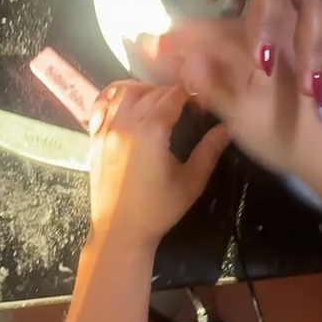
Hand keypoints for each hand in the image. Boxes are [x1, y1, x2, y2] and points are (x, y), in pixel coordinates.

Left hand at [86, 83, 230, 246]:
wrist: (119, 231)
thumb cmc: (158, 210)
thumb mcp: (191, 182)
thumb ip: (209, 150)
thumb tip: (227, 127)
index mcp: (150, 132)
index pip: (172, 96)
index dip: (189, 95)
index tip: (200, 105)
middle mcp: (125, 124)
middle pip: (149, 92)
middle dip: (169, 93)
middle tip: (184, 107)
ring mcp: (105, 129)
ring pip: (123, 92)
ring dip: (143, 90)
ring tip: (157, 102)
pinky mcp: (93, 137)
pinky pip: (101, 104)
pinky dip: (115, 97)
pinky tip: (128, 105)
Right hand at [149, 22, 321, 176]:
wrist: (317, 153)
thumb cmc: (277, 137)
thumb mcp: (237, 116)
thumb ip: (209, 85)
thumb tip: (181, 58)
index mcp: (262, 50)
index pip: (211, 34)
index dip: (178, 39)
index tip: (151, 47)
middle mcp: (269, 41)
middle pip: (218, 30)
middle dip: (185, 38)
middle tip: (156, 50)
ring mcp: (273, 49)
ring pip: (227, 37)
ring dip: (199, 44)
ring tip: (173, 56)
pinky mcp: (273, 61)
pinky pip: (238, 47)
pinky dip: (215, 52)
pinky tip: (200, 63)